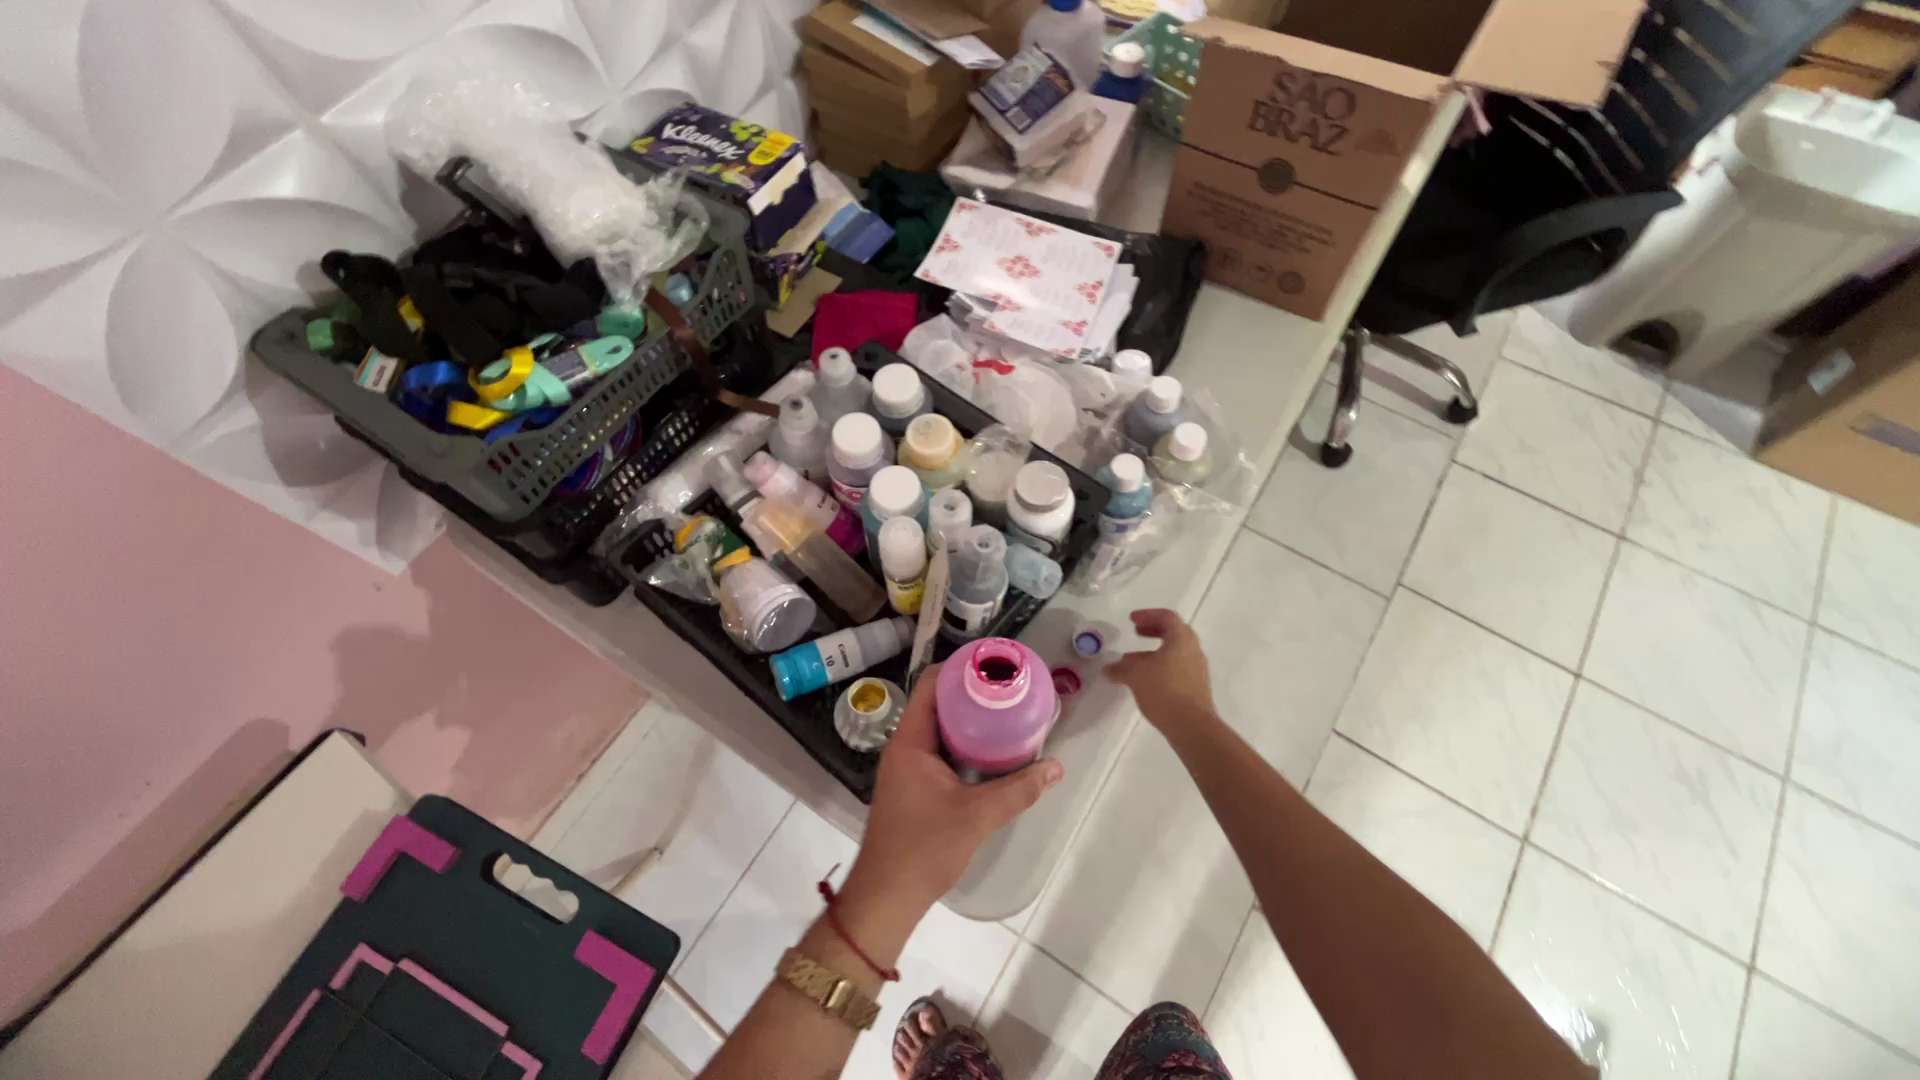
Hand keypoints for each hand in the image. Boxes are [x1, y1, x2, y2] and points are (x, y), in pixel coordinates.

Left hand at [844, 664, 1063, 914]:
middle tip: (1008, 687)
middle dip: (970, 693)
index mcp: (909, 742)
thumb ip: (1018, 790)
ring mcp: (906, 768)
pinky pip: (939, 751)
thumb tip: (1056, 768)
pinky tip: (990, 751)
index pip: (931, 687)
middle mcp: (904, 748)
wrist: (887, 896)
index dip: (959, 669)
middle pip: (936, 704)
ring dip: (968, 720)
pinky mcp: (913, 787)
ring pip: (939, 730)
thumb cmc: (924, 849)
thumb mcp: (977, 817)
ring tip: (1005, 712)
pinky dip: (963, 744)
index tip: (992, 663)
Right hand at [1106, 609, 1219, 737]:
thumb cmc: (1164, 690)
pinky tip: (1144, 681)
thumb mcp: (1136, 674)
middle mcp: (1193, 650)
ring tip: (1133, 662)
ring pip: (1174, 653)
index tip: (1131, 621)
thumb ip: (1121, 667)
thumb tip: (1109, 668)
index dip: (1147, 615)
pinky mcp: (1195, 688)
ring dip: (1153, 652)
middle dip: (1153, 631)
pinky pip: (1176, 669)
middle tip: (1136, 633)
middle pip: (1174, 633)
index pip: (1167, 617)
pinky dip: (1160, 667)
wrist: (1191, 726)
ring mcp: (1197, 670)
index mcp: (1181, 639)